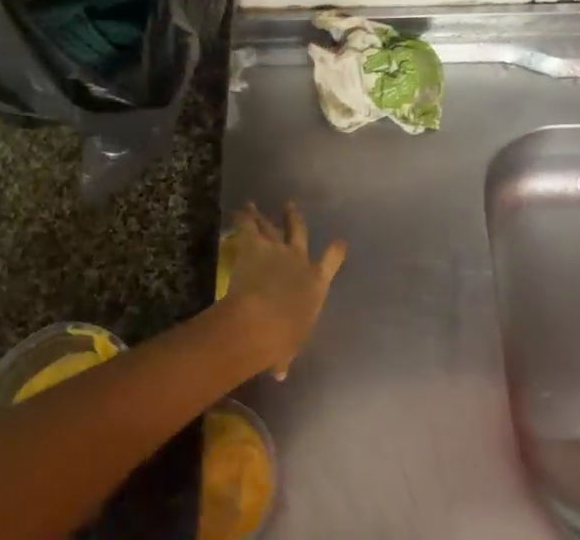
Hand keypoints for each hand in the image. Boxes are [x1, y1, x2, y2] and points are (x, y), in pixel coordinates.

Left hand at [222, 202, 345, 378]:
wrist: (262, 319)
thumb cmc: (282, 338)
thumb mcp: (289, 348)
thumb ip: (285, 356)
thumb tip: (281, 373)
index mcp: (316, 283)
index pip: (331, 261)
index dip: (336, 250)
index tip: (339, 241)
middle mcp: (300, 260)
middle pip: (299, 232)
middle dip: (295, 219)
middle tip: (291, 207)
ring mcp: (277, 249)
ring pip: (272, 226)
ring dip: (264, 216)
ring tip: (257, 206)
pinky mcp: (255, 245)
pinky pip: (248, 226)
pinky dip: (244, 217)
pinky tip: (240, 210)